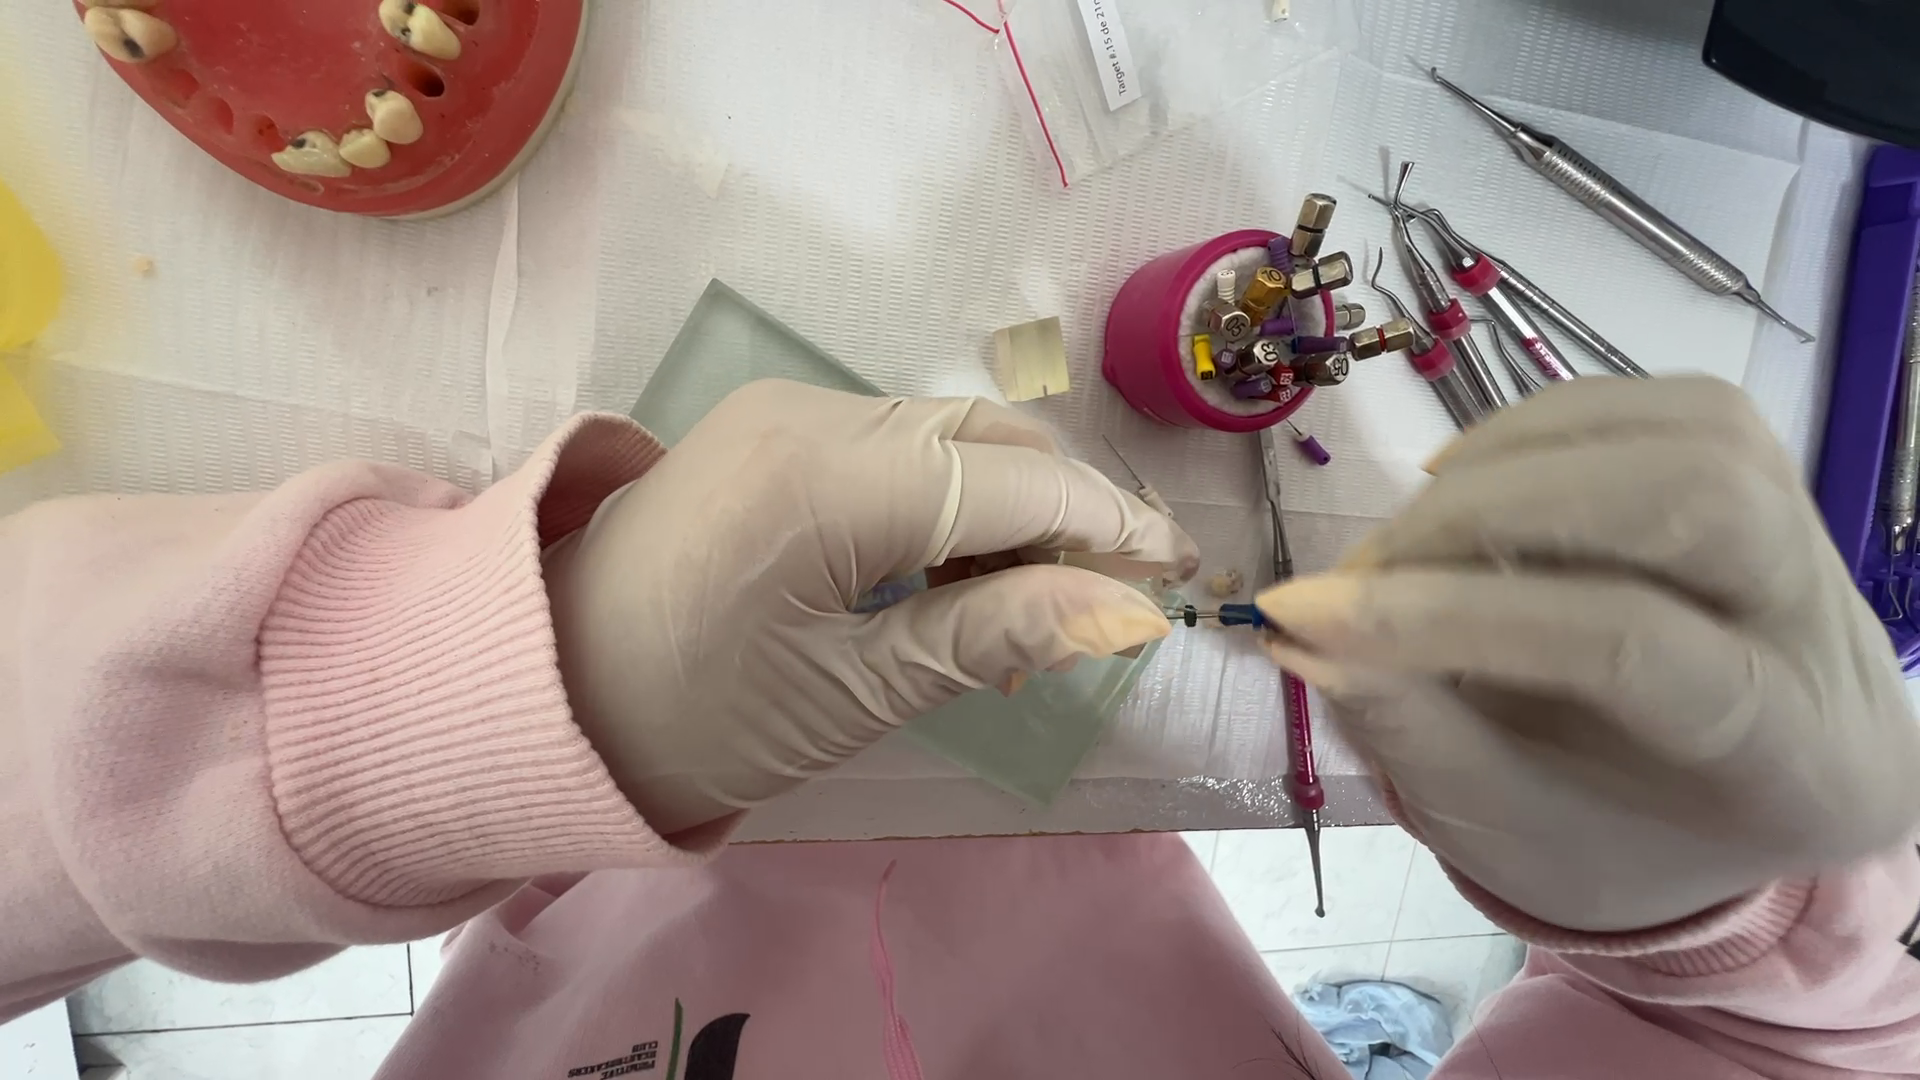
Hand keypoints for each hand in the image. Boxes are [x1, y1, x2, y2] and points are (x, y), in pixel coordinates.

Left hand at [544, 381, 1197, 834]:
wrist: (530, 692)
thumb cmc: (688, 720)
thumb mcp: (853, 694)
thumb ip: (991, 634)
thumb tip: (1124, 610)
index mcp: (824, 478)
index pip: (1013, 480)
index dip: (1108, 521)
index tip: (1178, 568)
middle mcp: (809, 412)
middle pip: (987, 441)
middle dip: (1065, 510)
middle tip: (1106, 597)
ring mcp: (786, 413)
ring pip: (947, 440)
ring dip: (1010, 507)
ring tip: (1030, 603)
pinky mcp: (773, 433)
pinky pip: (897, 451)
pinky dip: (951, 502)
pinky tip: (958, 570)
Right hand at [1257, 377, 1919, 931]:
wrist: (1662, 814)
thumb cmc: (1574, 834)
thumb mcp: (1477, 813)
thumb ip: (1394, 719)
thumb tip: (1297, 628)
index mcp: (1785, 760)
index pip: (1625, 645)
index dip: (1442, 615)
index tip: (1299, 612)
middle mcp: (1832, 636)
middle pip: (1684, 495)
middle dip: (1480, 514)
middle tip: (1366, 565)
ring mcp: (1810, 546)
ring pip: (1686, 427)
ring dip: (1505, 458)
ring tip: (1410, 526)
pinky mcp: (1759, 489)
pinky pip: (1661, 405)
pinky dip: (1532, 428)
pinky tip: (1457, 480)